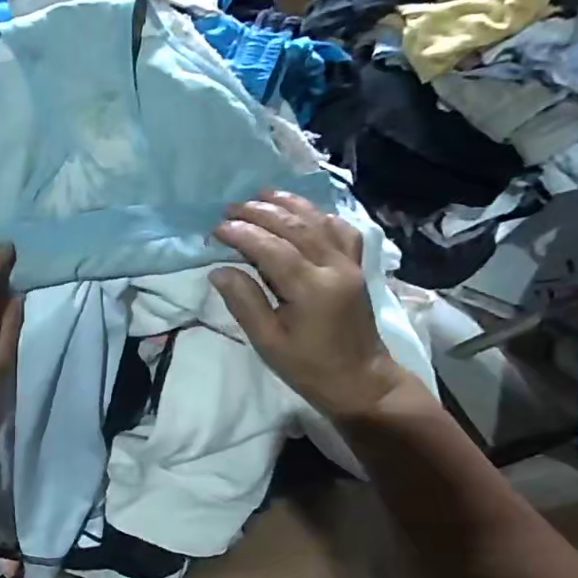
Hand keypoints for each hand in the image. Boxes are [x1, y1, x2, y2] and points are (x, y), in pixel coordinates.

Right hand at [211, 190, 433, 422]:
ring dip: (288, 204)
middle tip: (230, 209)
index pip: (271, 248)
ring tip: (260, 196)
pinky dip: (319, 215)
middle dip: (259, 212)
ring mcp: (350, 264)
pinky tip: (302, 212)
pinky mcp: (357, 266)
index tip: (216, 229)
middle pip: (295, 226)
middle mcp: (334, 267)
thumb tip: (219, 270)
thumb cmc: (309, 368)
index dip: (242, 233)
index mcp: (311, 289)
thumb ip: (244, 302)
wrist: (361, 382)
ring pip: (319, 220)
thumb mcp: (268, 342)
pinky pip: (341, 229)